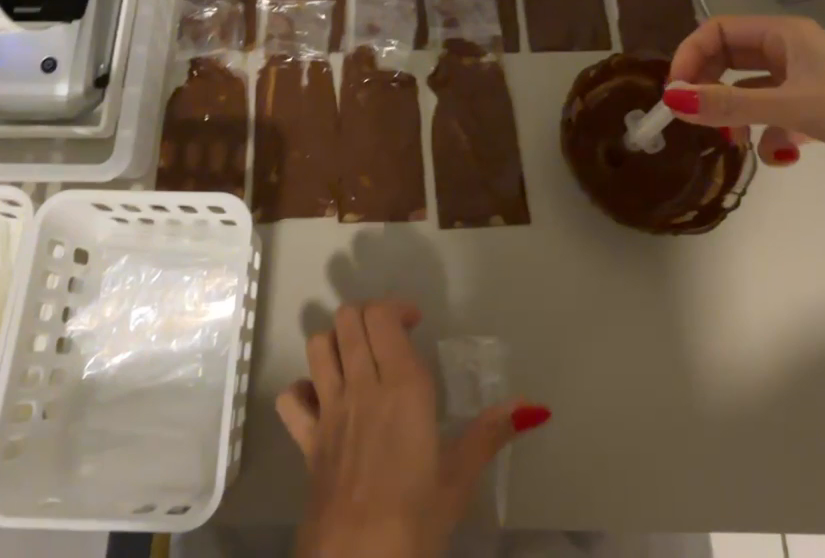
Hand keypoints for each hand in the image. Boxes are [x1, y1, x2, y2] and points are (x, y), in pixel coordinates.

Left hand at [276, 301, 546, 557]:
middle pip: (348, 318)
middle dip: (367, 314)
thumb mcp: (460, 476)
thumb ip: (491, 432)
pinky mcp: (306, 438)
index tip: (415, 323)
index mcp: (401, 386)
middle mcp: (360, 385)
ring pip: (318, 345)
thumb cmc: (417, 516)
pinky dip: (304, 387)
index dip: (396, 307)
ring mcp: (328, 409)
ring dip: (336, 339)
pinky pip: (291, 396)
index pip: (382, 316)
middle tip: (390, 335)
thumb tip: (532, 406)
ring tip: (359, 357)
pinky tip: (323, 398)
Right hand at [665, 14, 824, 198]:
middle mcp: (791, 53)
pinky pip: (776, 118)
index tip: (675, 93)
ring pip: (751, 93)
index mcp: (784, 35)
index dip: (690, 57)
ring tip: (738, 143)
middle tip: (694, 120)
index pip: (717, 31)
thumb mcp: (791, 105)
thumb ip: (729, 104)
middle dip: (709, 88)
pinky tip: (782, 157)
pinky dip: (771, 137)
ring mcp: (807, 84)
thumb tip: (671, 100)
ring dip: (737, 117)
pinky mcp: (822, 114)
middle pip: (730, 61)